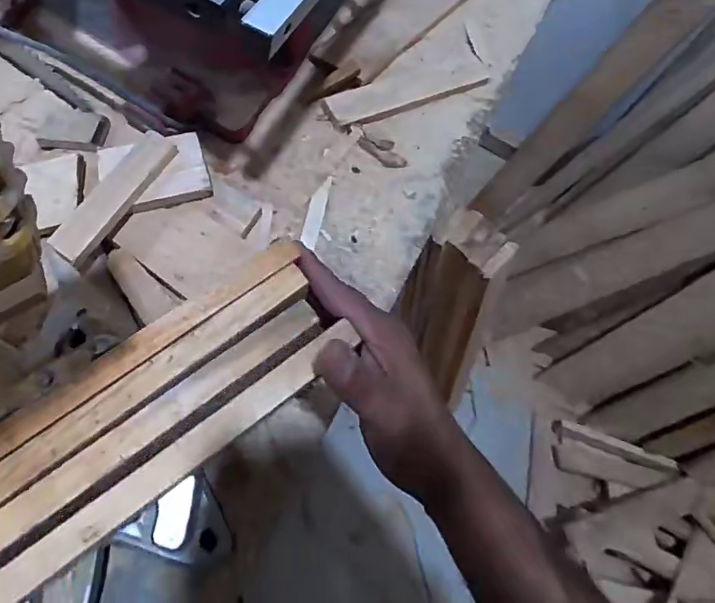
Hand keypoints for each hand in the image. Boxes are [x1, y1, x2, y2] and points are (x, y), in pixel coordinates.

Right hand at [295, 249, 471, 505]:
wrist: (439, 467)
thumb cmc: (411, 434)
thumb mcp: (381, 408)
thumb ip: (354, 378)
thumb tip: (323, 346)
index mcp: (381, 332)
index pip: (342, 295)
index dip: (316, 272)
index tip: (290, 248)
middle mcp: (380, 332)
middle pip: (340, 299)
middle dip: (310, 281)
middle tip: (275, 267)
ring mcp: (379, 349)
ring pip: (340, 316)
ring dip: (314, 303)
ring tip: (282, 293)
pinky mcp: (374, 367)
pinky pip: (341, 336)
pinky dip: (320, 328)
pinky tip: (303, 337)